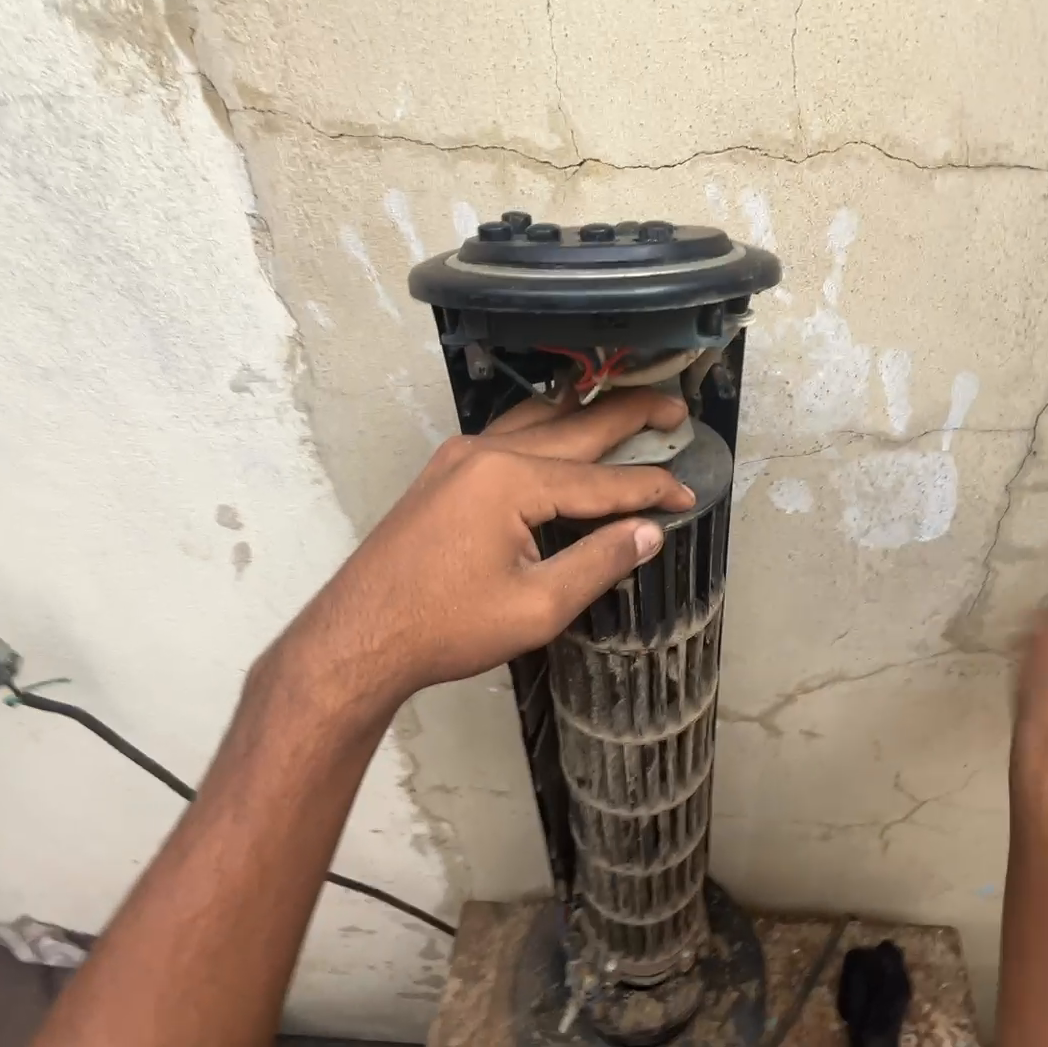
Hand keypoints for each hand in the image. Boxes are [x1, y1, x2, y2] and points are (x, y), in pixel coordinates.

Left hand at [255, 389, 694, 720]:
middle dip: (631, 418)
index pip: (602, 481)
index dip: (651, 488)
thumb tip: (650, 532)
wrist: (358, 637)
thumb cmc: (447, 628)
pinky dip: (548, 426)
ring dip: (588, 413)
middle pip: (575, 427)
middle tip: (676, 412)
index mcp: (511, 482)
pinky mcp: (446, 470)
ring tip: (628, 409)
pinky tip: (563, 430)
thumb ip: (599, 562)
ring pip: (539, 420)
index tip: (689, 493)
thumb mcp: (537, 607)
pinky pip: (510, 433)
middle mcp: (486, 452)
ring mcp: (460, 456)